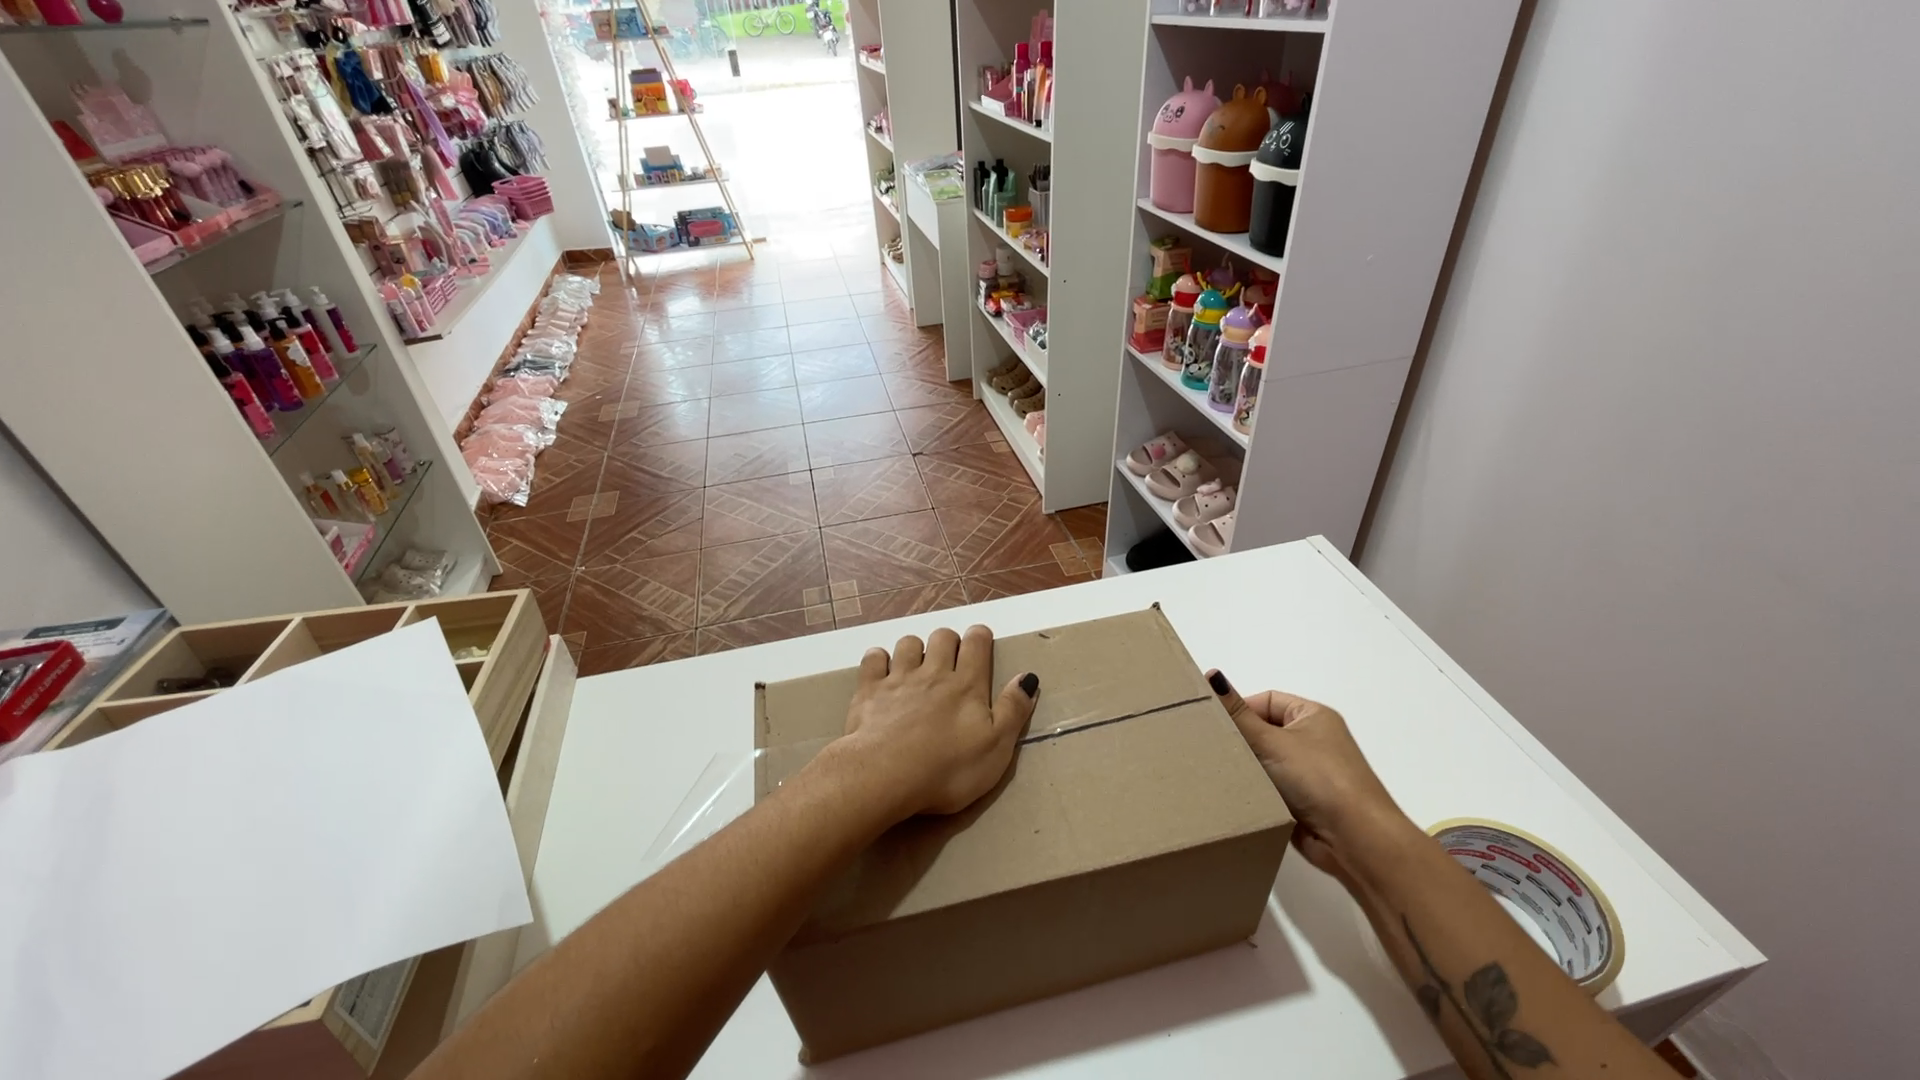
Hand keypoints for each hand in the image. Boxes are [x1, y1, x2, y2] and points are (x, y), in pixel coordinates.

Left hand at [840, 626, 1039, 818]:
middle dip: (949, 640)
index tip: (980, 639)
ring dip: (915, 648)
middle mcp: (933, 674)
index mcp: (967, 686)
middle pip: (942, 637)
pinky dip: (879, 659)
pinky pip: (874, 659)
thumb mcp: (996, 747)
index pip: (977, 645)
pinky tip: (882, 670)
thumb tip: (1028, 677)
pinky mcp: (869, 691)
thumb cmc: (947, 769)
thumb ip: (1013, 710)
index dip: (980, 636)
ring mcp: (898, 679)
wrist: (885, 776)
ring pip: (909, 643)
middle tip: (951, 657)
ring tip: (917, 664)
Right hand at [1206, 671, 1415, 883]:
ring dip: (1244, 769)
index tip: (1212, 726)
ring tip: (1215, 774)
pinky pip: (1269, 789)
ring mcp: (1308, 773)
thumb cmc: (1317, 778)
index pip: (1265, 701)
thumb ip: (1238, 714)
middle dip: (1239, 741)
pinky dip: (1253, 792)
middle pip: (1263, 731)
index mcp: (1312, 716)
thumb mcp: (1272, 741)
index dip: (1239, 710)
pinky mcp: (1301, 802)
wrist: (1354, 839)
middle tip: (1208, 751)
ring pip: (1264, 762)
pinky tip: (1232, 796)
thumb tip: (1211, 675)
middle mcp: (1313, 740)